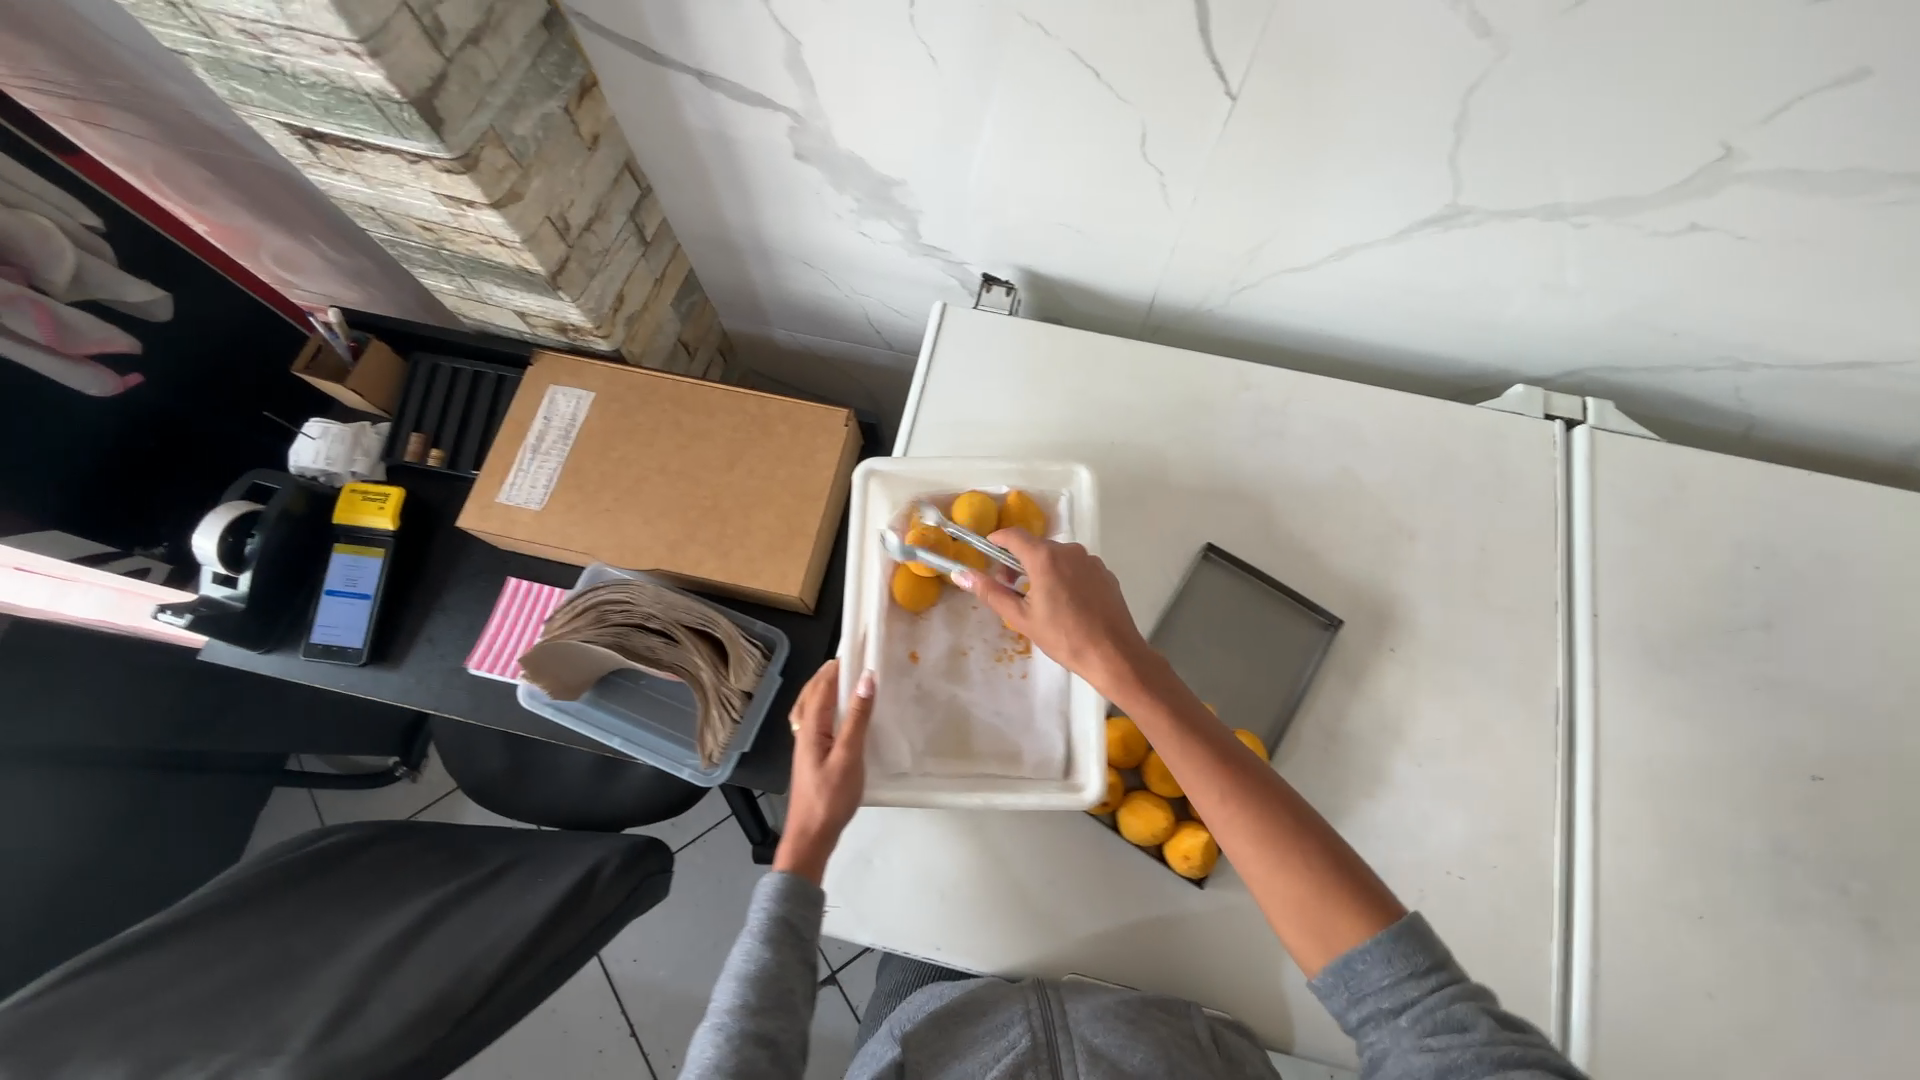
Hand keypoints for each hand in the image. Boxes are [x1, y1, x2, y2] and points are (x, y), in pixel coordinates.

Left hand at [772, 659, 874, 883]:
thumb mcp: (848, 756)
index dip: (837, 667)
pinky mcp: (811, 757)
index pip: (822, 686)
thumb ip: (857, 718)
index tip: (856, 650)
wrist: (810, 836)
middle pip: (812, 693)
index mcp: (811, 727)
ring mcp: (805, 745)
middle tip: (851, 660)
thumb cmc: (830, 798)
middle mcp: (804, 731)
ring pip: (811, 707)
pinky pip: (815, 722)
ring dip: (825, 689)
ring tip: (843, 681)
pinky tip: (837, 717)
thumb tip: (866, 680)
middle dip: (828, 674)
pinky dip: (825, 708)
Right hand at [954, 530, 1152, 694]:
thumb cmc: (1063, 637)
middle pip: (1037, 547)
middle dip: (1019, 561)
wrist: (1113, 654)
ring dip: (1043, 569)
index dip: (998, 539)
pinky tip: (1065, 604)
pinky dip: (1064, 577)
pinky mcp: (1105, 573)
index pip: (1015, 535)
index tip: (987, 550)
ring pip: (1058, 558)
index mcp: (1045, 558)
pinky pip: (1076, 568)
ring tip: (1039, 599)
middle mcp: (1070, 551)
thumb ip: (991, 592)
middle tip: (1010, 587)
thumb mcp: (1021, 618)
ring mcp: (1091, 561)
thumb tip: (961, 574)